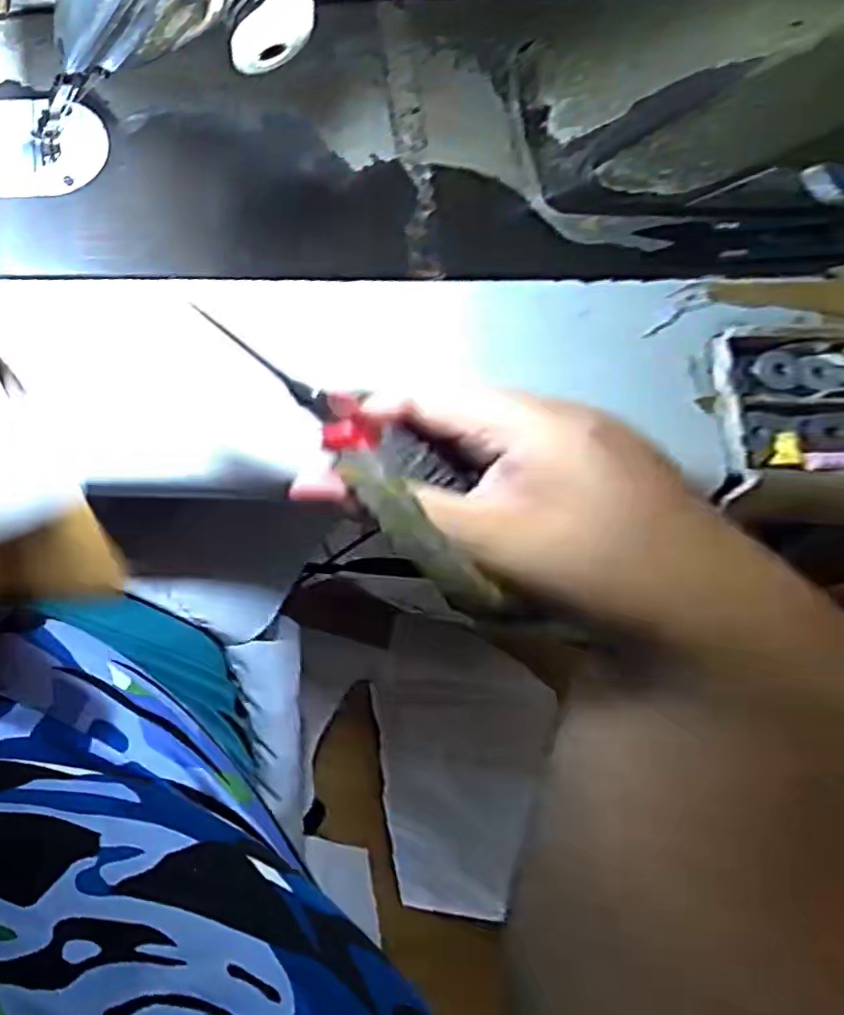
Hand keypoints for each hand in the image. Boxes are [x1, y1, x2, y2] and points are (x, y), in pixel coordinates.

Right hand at [292, 388, 759, 637]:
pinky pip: (502, 454)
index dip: (363, 416)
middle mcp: (556, 416)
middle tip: (352, 480)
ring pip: (472, 436)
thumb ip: (383, 504)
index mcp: (531, 419)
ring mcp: (580, 440)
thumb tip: (303, 484)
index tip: (322, 449)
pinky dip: (462, 472)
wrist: (712, 619)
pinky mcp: (590, 467)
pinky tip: (454, 503)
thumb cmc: (582, 566)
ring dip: (425, 460)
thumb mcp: (470, 535)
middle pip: (445, 413)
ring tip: (396, 495)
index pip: (421, 395)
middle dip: (390, 442)